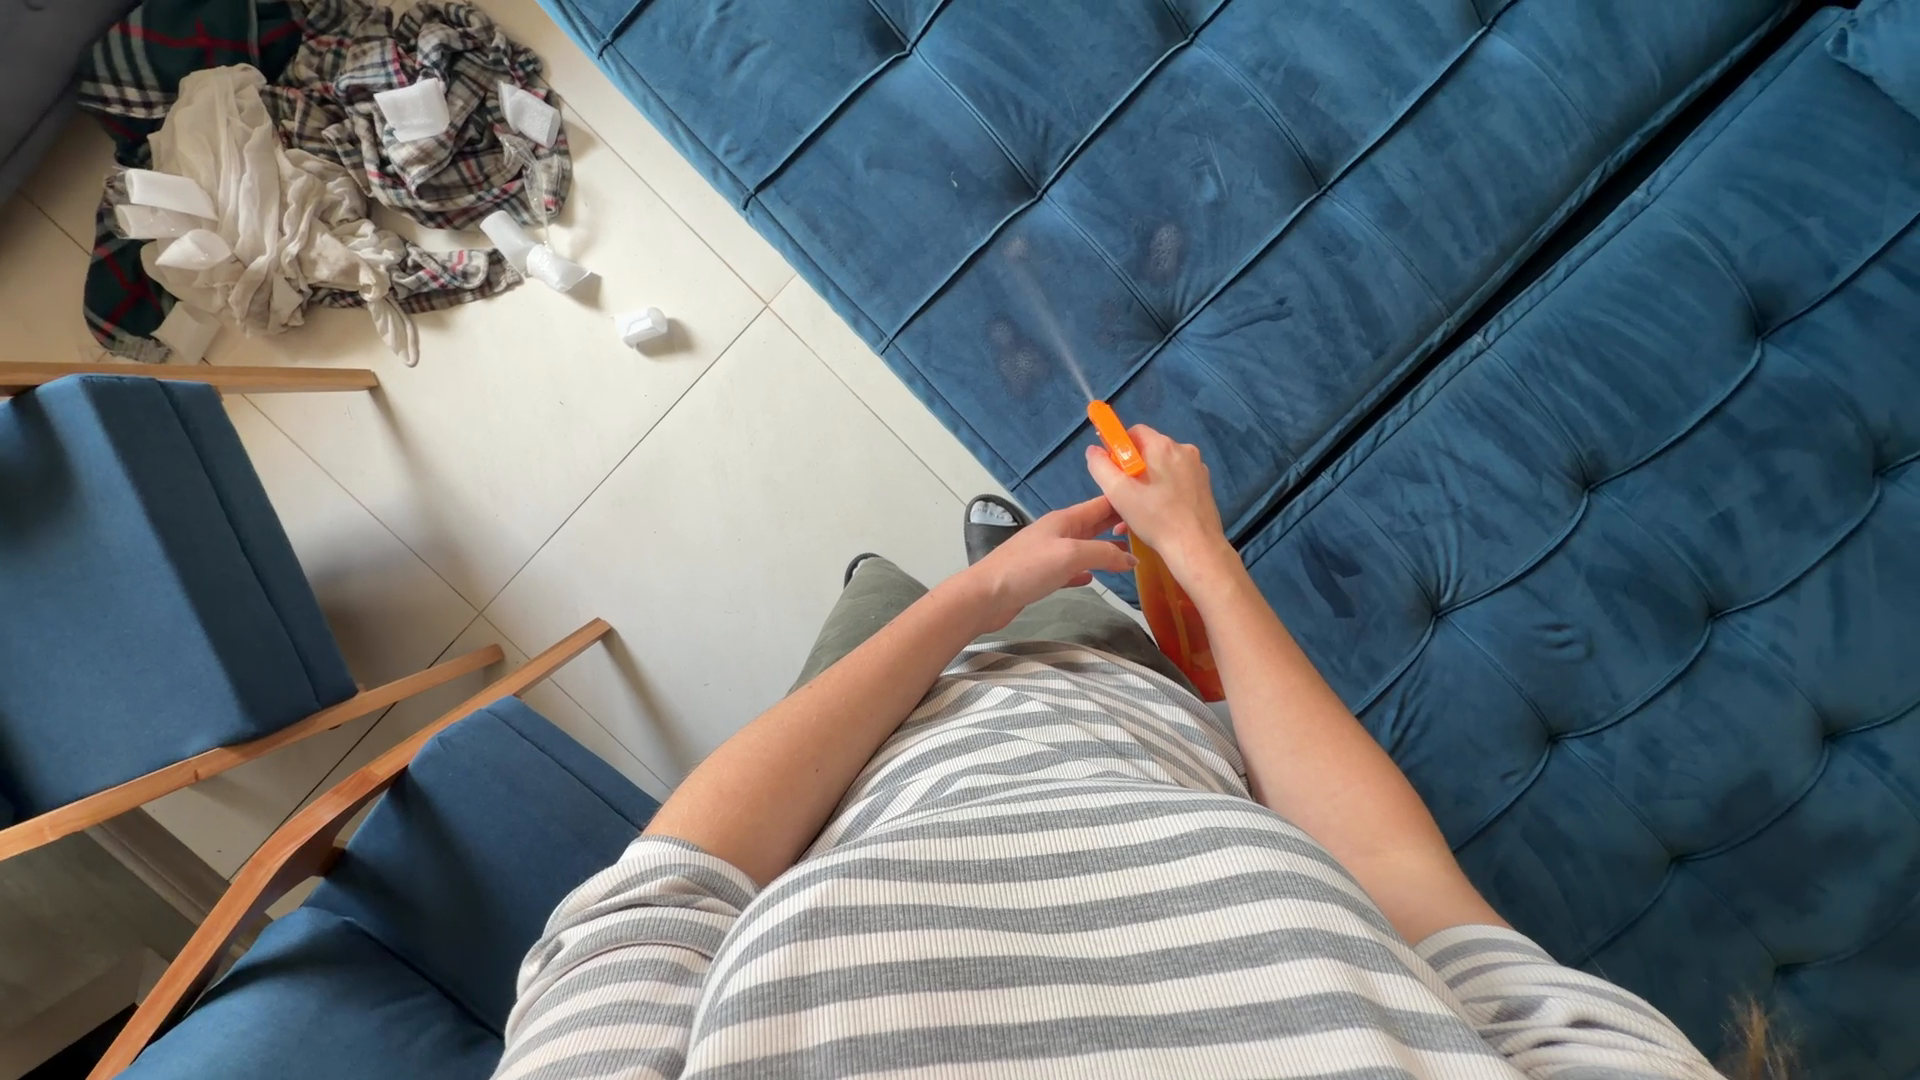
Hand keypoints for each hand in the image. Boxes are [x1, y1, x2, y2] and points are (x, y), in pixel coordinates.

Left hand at [949, 495, 1136, 634]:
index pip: (1101, 503)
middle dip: (1119, 525)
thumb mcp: (1072, 555)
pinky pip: (1069, 569)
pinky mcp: (1041, 575)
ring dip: (1104, 550)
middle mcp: (1058, 532)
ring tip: (1129, 556)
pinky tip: (1092, 579)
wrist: (986, 595)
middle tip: (1148, 531)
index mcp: (1065, 519)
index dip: (1125, 501)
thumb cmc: (1028, 569)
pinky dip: (1084, 571)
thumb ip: (1104, 554)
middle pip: (1094, 524)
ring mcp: (1048, 553)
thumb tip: (1133, 559)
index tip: (1151, 503)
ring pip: (1084, 547)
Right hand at [1084, 425, 1231, 576]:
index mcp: (1163, 446)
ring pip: (1162, 468)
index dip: (1119, 448)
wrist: (1194, 546)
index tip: (1113, 470)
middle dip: (1132, 469)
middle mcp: (1184, 450)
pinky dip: (1163, 492)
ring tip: (1137, 511)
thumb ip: (1100, 466)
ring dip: (1146, 483)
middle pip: (1149, 451)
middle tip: (1123, 495)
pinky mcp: (1204, 486)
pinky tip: (1156, 515)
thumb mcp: (1117, 492)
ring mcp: (1197, 468)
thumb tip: (1093, 450)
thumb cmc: (1154, 517)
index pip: (1135, 432)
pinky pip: (1176, 482)